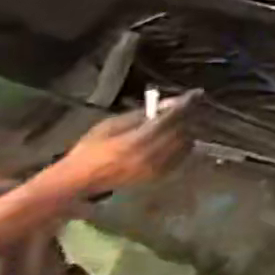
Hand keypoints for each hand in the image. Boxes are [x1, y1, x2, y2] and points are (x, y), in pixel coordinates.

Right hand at [43, 91, 196, 196]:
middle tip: (184, 108)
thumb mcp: (110, 125)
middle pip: (182, 129)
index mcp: (136, 141)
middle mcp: (151, 155)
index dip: (186, 103)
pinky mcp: (159, 176)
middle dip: (186, 116)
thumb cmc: (90, 150)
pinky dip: (183, 144)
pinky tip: (173, 139)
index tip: (197, 93)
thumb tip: (170, 103)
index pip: (171, 117)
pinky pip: (182, 156)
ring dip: (186, 129)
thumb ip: (141, 114)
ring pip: (187, 142)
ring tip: (176, 124)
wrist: (77, 181)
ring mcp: (157, 167)